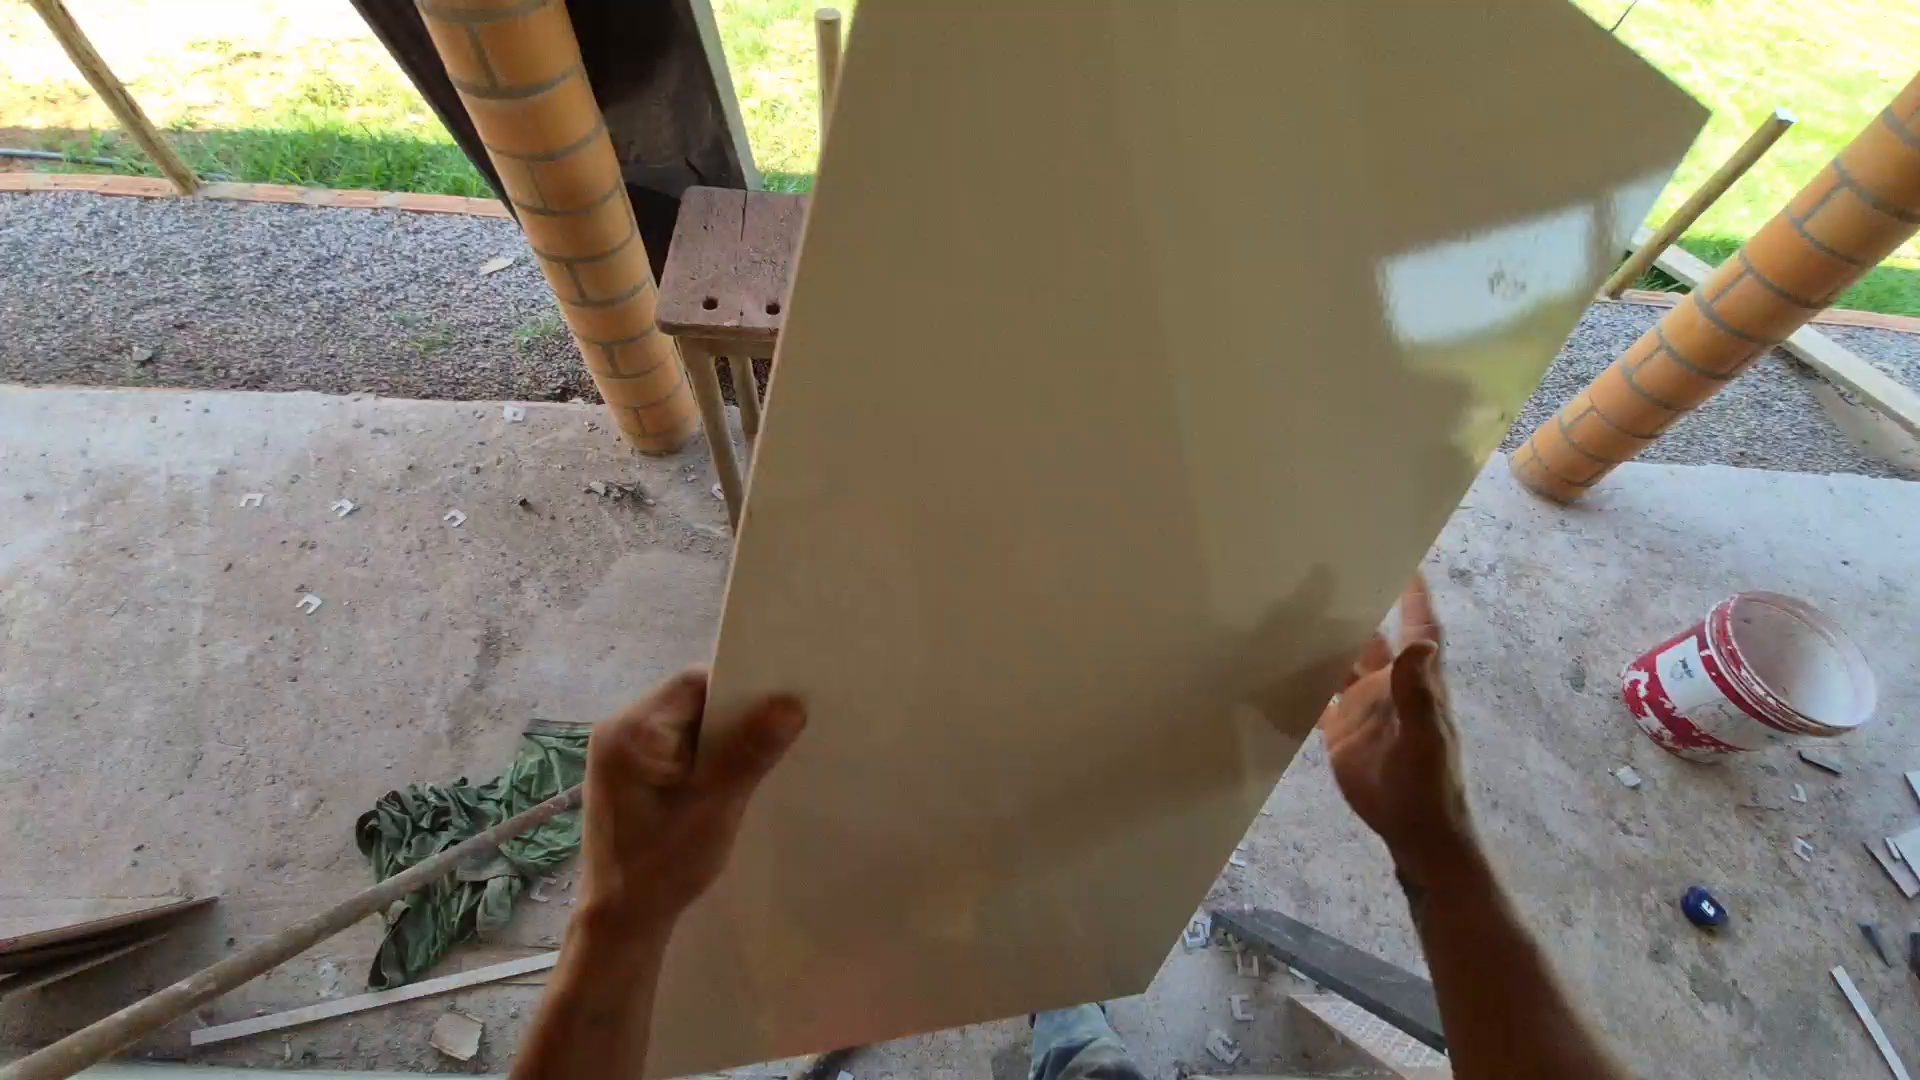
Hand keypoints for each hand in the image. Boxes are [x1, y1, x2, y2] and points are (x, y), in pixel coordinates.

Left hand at [579, 670, 805, 930]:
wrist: (620, 928)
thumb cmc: (661, 869)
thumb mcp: (714, 808)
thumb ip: (750, 753)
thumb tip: (792, 704)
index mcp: (629, 733)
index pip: (693, 683)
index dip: (740, 686)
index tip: (781, 697)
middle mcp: (621, 733)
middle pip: (692, 700)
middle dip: (736, 713)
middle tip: (783, 724)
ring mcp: (625, 754)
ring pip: (692, 723)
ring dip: (726, 736)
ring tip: (766, 749)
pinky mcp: (635, 774)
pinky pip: (683, 745)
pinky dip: (712, 754)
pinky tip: (738, 773)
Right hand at [1319, 575, 1475, 885]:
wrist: (1414, 830)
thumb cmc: (1429, 785)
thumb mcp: (1426, 740)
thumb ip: (1419, 695)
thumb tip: (1420, 644)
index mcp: (1415, 684)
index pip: (1419, 630)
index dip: (1416, 598)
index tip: (1409, 562)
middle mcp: (1386, 686)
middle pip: (1372, 636)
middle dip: (1359, 605)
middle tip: (1331, 572)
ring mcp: (1360, 706)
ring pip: (1340, 660)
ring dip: (1324, 638)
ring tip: (1293, 608)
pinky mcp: (1338, 726)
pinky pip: (1316, 693)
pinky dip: (1299, 678)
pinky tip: (1275, 663)